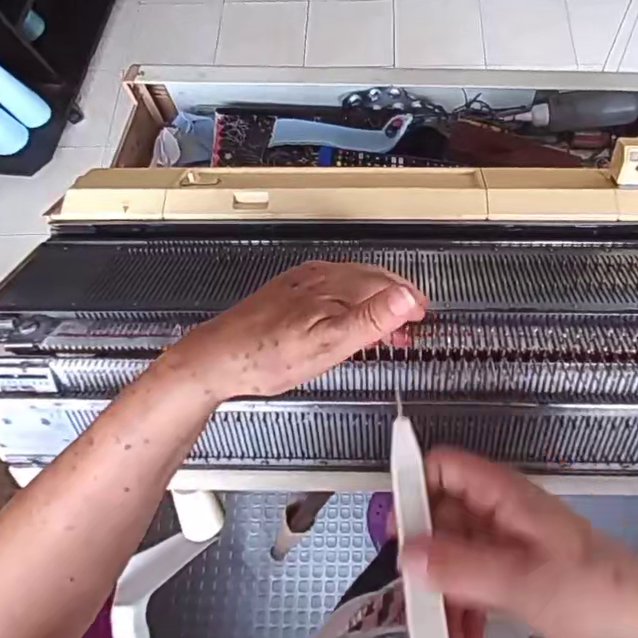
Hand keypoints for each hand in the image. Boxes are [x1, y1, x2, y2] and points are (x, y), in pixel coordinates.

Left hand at [153, 261, 425, 402]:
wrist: (215, 360)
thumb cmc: (264, 355)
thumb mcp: (328, 344)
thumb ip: (372, 320)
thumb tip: (406, 298)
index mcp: (333, 284)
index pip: (386, 285)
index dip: (409, 302)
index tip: (422, 316)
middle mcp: (318, 277)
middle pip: (371, 281)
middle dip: (394, 302)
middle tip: (409, 324)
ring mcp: (300, 285)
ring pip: (351, 286)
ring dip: (373, 304)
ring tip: (383, 328)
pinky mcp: (287, 295)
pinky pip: (330, 291)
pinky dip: (349, 305)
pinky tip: (344, 320)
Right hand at [401, 448, 637, 637]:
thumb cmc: (594, 590)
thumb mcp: (519, 581)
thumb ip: (459, 567)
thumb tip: (405, 553)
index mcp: (501, 493)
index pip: (442, 467)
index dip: (413, 491)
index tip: (395, 535)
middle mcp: (498, 511)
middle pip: (440, 522)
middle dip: (425, 568)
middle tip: (415, 609)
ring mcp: (504, 542)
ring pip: (453, 561)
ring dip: (443, 605)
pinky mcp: (512, 571)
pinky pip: (472, 585)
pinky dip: (464, 617)